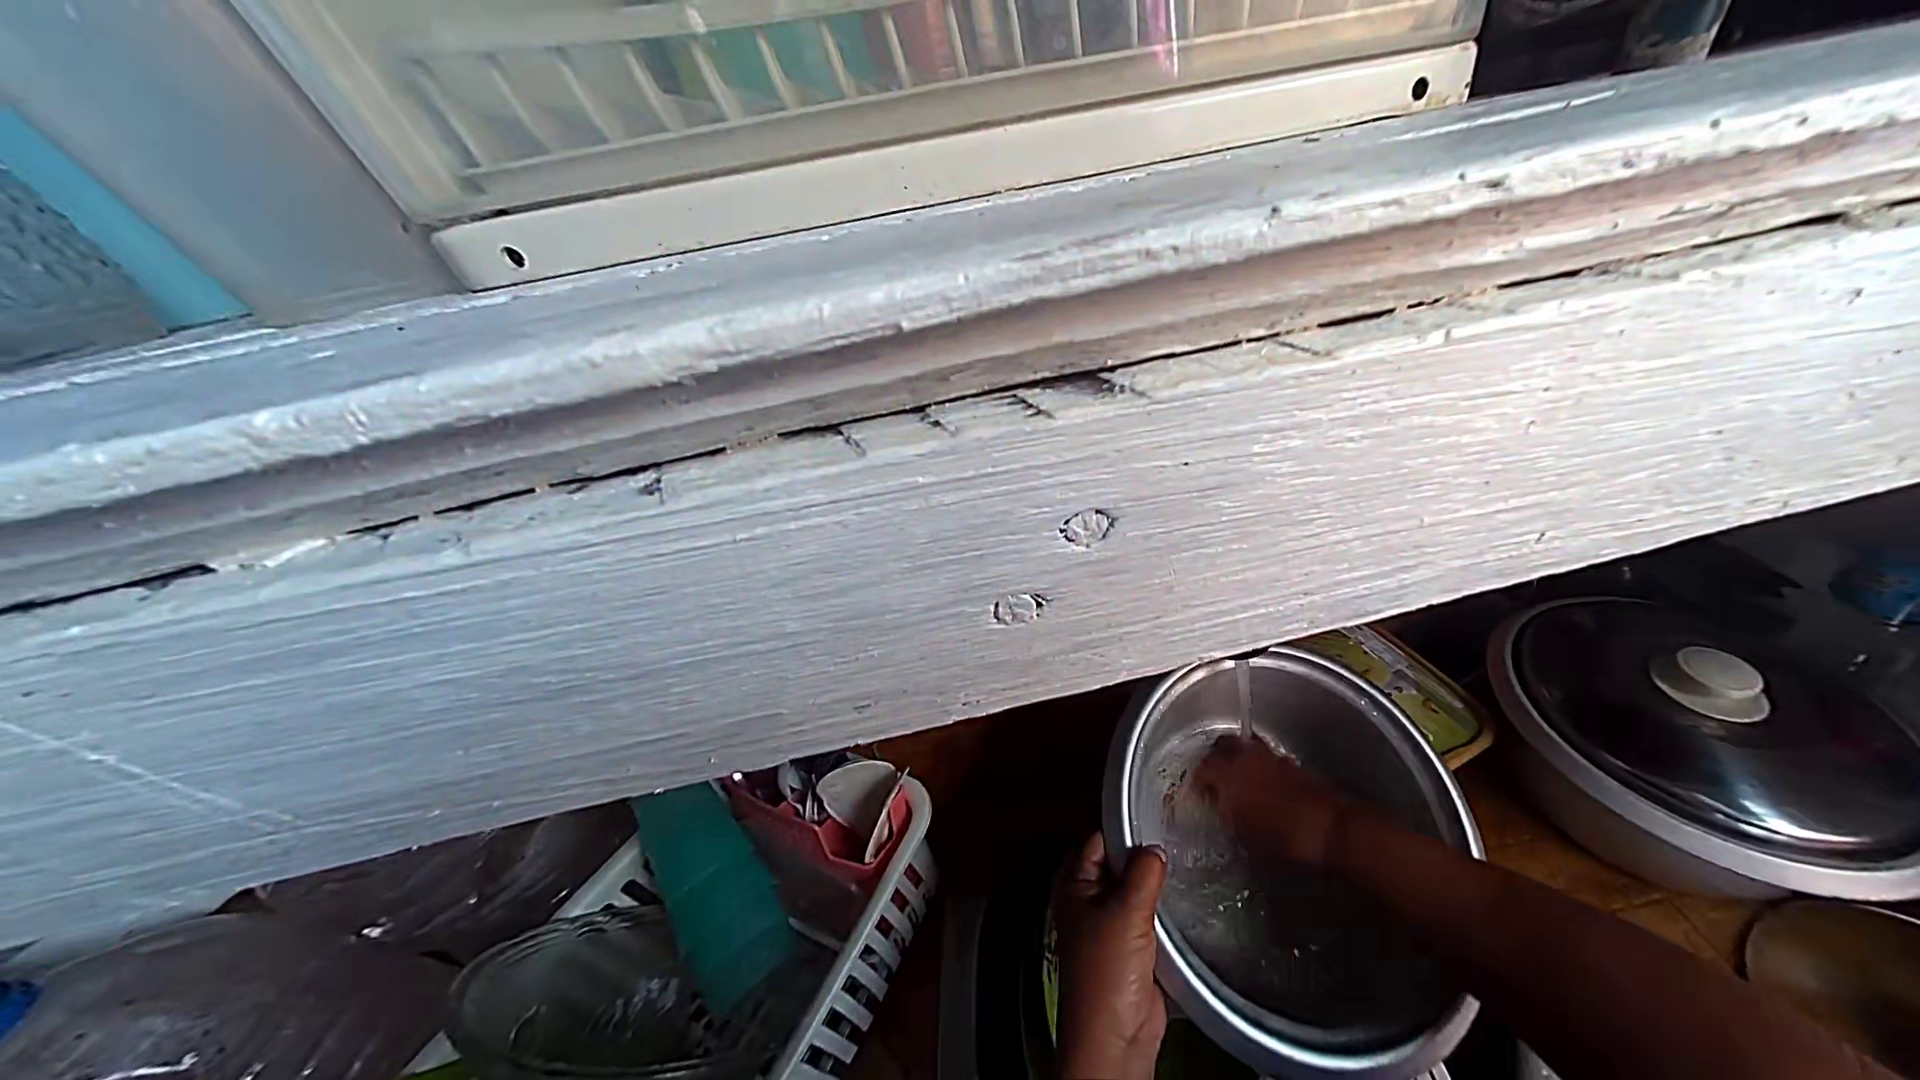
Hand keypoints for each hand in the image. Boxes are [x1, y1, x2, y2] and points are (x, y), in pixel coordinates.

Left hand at [1052, 832, 1167, 1079]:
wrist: (1116, 1037)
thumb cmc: (1106, 973)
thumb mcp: (1124, 912)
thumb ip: (1141, 874)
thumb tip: (1154, 849)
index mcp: (1074, 884)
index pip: (1098, 842)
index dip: (1123, 832)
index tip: (1153, 822)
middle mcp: (1089, 900)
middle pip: (1120, 866)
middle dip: (1143, 861)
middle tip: (1174, 845)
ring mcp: (1111, 925)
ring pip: (1137, 894)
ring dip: (1156, 890)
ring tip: (1184, 873)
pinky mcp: (1133, 949)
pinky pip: (1150, 921)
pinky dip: (1164, 916)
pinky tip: (1184, 907)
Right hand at [1192, 735, 1352, 867]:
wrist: (1333, 831)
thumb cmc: (1282, 839)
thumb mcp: (1242, 835)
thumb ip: (1226, 814)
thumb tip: (1222, 808)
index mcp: (1227, 772)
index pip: (1202, 767)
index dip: (1198, 780)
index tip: (1199, 793)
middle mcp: (1248, 758)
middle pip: (1225, 745)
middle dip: (1218, 758)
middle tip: (1216, 777)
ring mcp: (1275, 759)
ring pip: (1250, 751)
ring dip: (1244, 763)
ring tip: (1244, 783)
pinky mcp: (1298, 768)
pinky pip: (1272, 763)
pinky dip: (1266, 772)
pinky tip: (1270, 791)